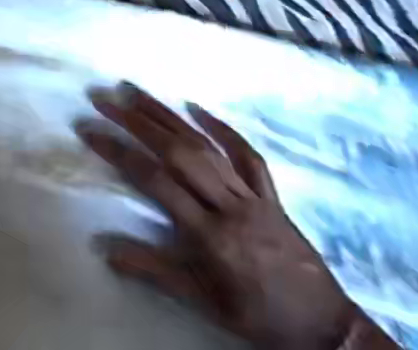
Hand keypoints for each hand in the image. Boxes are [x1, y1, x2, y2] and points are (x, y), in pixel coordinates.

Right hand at [79, 84, 390, 349]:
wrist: (327, 330)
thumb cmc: (258, 317)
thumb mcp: (204, 303)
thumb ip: (155, 272)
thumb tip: (105, 249)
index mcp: (210, 235)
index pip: (155, 182)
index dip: (119, 152)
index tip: (89, 130)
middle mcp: (230, 207)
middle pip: (178, 153)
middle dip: (138, 122)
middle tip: (106, 99)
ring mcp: (252, 197)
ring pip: (205, 146)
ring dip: (168, 115)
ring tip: (136, 92)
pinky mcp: (271, 195)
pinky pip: (246, 155)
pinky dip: (221, 128)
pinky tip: (196, 107)